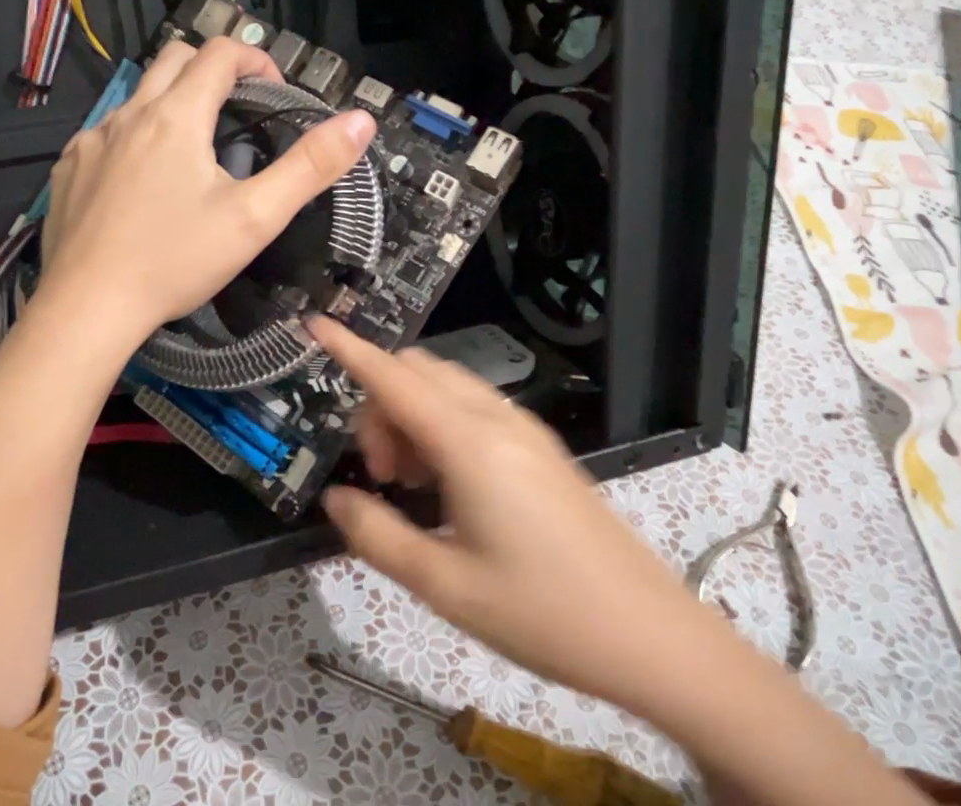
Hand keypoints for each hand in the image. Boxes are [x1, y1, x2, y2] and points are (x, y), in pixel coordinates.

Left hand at [38, 38, 375, 344]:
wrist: (88, 306)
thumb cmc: (175, 262)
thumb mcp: (254, 218)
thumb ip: (310, 168)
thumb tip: (359, 121)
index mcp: (177, 117)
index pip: (220, 53)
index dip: (255, 61)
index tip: (274, 92)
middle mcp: (130, 113)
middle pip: (175, 57)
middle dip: (212, 69)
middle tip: (237, 109)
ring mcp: (92, 138)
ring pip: (139, 94)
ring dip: (172, 101)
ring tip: (194, 150)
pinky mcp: (70, 166)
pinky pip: (107, 131)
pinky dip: (135, 136)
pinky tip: (143, 182)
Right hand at [310, 316, 714, 709]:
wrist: (648, 635)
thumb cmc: (541, 613)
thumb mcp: (442, 584)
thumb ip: (376, 533)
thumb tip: (335, 499)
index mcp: (469, 444)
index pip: (394, 378)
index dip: (349, 349)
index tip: (312, 325)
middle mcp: (498, 421)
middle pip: (419, 372)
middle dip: (379, 403)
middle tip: (379, 473)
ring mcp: (526, 432)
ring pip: (448, 388)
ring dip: (411, 416)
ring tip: (410, 486)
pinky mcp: (542, 451)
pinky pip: (475, 410)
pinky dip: (441, 426)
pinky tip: (445, 488)